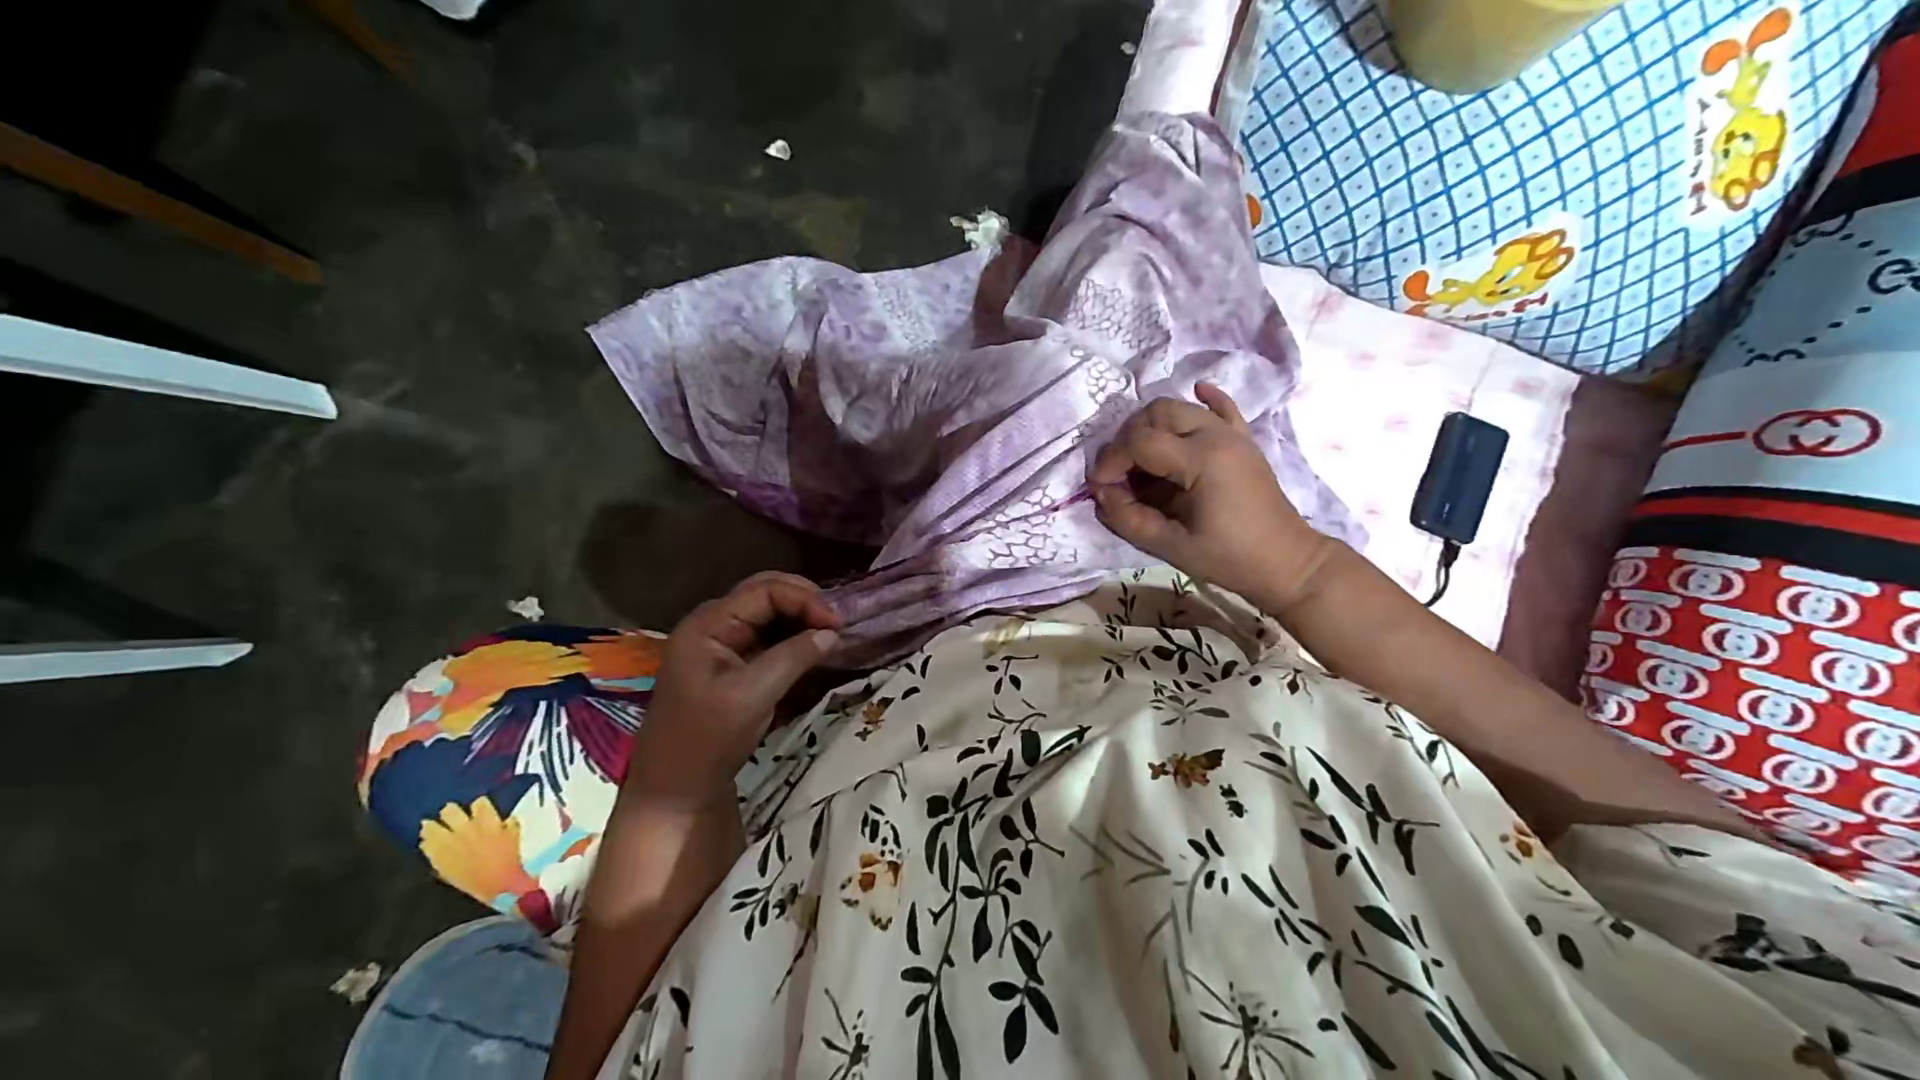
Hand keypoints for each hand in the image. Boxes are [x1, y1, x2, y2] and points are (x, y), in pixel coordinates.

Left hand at [627, 572, 841, 804]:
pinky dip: (793, 638)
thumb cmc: (707, 738)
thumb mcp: (753, 695)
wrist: (675, 788)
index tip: (838, 623)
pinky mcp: (733, 665)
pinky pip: (768, 638)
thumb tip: (832, 632)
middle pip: (766, 594)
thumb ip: (793, 657)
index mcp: (708, 624)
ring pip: (769, 614)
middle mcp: (714, 625)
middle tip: (837, 622)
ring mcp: (722, 645)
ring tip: (831, 633)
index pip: (764, 591)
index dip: (805, 599)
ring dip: (801, 619)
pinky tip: (814, 648)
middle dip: (805, 602)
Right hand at [1088, 384, 1336, 612]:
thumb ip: (1129, 517)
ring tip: (1141, 458)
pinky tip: (1195, 391)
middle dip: (1128, 439)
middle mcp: (1216, 434)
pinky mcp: (1243, 439)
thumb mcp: (1170, 545)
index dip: (1111, 462)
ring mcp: (1233, 433)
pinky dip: (1204, 398)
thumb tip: (1101, 493)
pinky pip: (1221, 406)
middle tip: (1119, 472)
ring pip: (1179, 406)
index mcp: (1202, 459)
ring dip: (1152, 425)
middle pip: (1156, 412)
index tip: (1100, 487)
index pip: (1139, 442)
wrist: (1284, 562)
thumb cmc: (1229, 558)